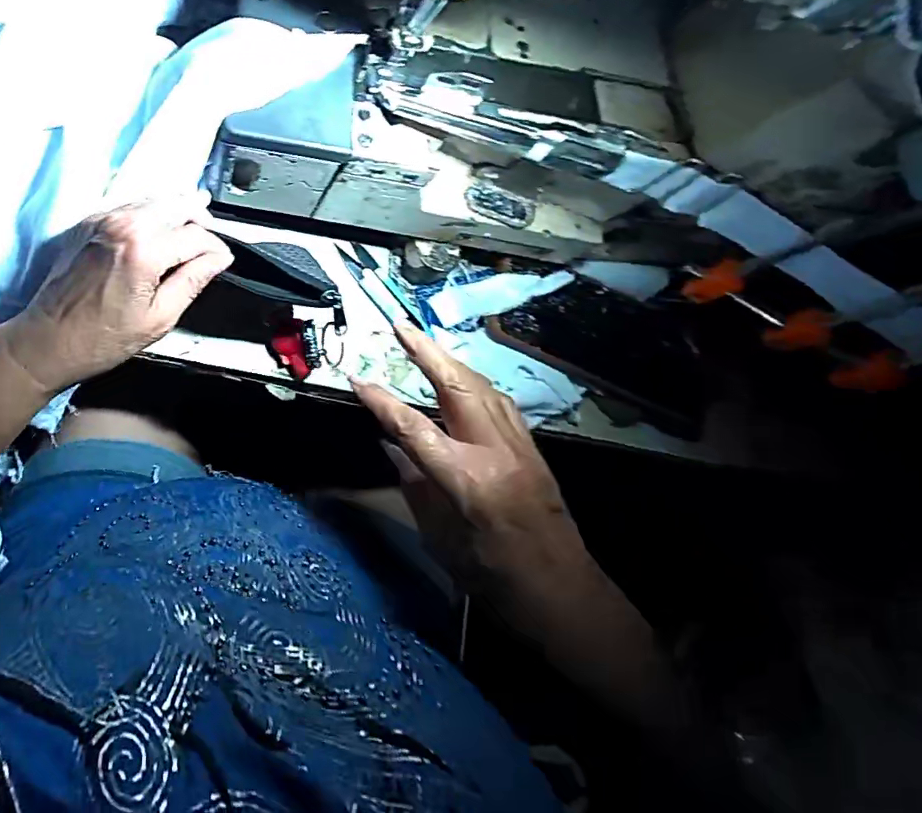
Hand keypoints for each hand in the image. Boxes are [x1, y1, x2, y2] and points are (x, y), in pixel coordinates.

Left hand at [0, 193, 232, 394]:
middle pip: (178, 203)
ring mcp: (102, 221)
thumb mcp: (159, 318)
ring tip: (183, 242)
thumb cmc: (98, 339)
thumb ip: (192, 281)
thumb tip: (217, 259)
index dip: (216, 247)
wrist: (47, 341)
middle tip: (206, 245)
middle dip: (199, 220)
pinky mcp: (88, 224)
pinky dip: (148, 216)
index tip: (220, 260)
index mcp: (143, 251)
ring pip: (154, 200)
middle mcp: (122, 226)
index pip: (197, 234)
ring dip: (174, 215)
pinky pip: (129, 207)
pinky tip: (153, 239)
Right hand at [351, 323, 588, 591]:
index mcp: (466, 481)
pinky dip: (475, 384)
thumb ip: (414, 485)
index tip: (357, 380)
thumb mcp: (439, 538)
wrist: (564, 595)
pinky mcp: (533, 450)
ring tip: (424, 344)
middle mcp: (495, 453)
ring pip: (483, 388)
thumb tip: (393, 446)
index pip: (413, 427)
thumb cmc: (493, 577)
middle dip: (427, 352)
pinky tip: (462, 381)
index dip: (381, 401)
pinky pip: (500, 403)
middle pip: (458, 387)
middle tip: (400, 327)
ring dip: (450, 362)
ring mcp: (519, 447)